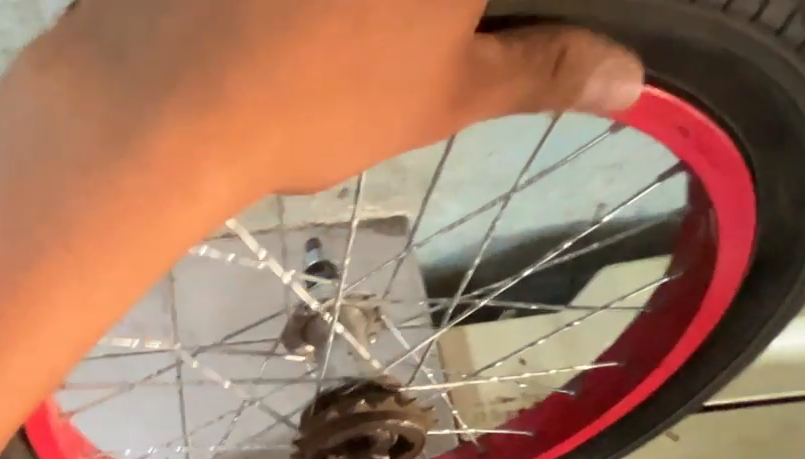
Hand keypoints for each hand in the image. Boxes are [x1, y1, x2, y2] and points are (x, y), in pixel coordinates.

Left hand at [29, 0, 643, 201]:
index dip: (500, 23)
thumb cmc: (320, 102)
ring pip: (376, 2)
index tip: (464, 42)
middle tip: (401, 48)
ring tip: (339, 41)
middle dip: (435, 24)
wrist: (174, 101)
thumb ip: (539, 69)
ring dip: (368, 21)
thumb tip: (631, 76)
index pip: (513, 2)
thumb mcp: (441, 94)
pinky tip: (283, 28)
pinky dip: (311, 11)